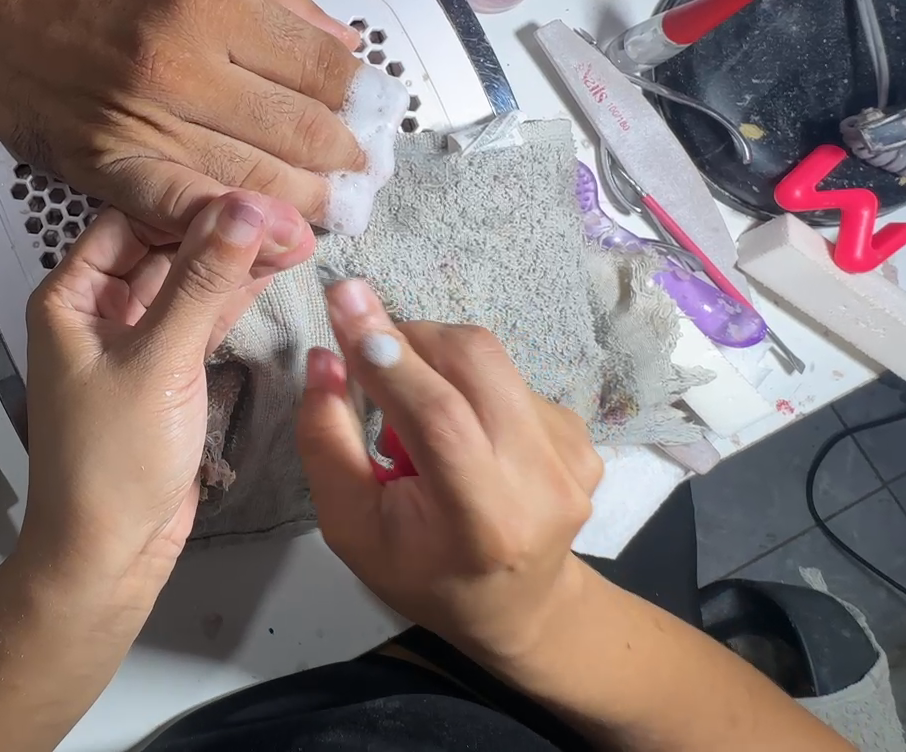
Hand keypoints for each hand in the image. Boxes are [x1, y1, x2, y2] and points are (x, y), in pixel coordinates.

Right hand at [0, 0, 365, 248]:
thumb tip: (338, 43)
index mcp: (205, 1)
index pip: (317, 67)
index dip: (360, 99)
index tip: (374, 114)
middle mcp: (175, 64)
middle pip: (296, 130)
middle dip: (345, 158)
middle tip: (364, 171)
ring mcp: (139, 122)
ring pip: (252, 177)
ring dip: (307, 200)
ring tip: (334, 204)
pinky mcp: (106, 166)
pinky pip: (181, 207)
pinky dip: (232, 224)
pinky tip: (273, 234)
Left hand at [21, 191, 311, 594]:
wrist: (109, 554)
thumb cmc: (114, 455)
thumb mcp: (159, 360)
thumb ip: (203, 281)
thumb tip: (248, 205)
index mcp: (71, 294)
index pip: (131, 220)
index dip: (190, 203)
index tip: (256, 193)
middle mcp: (97, 306)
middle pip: (163, 247)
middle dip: (222, 232)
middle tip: (291, 217)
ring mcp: (133, 336)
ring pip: (187, 282)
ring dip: (236, 262)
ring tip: (299, 236)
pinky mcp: (164, 366)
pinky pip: (199, 317)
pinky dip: (233, 296)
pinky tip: (275, 269)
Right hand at [296, 278, 604, 663]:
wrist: (522, 607)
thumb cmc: (419, 570)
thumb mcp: (348, 524)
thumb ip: (327, 440)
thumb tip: (325, 356)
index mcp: (482, 518)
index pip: (438, 416)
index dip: (390, 355)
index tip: (344, 298)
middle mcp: (542, 479)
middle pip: (473, 360)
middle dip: (406, 336)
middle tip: (368, 355)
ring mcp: (571, 452)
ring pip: (487, 356)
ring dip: (431, 359)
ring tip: (414, 412)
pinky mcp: (581, 432)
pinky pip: (504, 373)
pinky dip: (462, 381)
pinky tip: (458, 425)